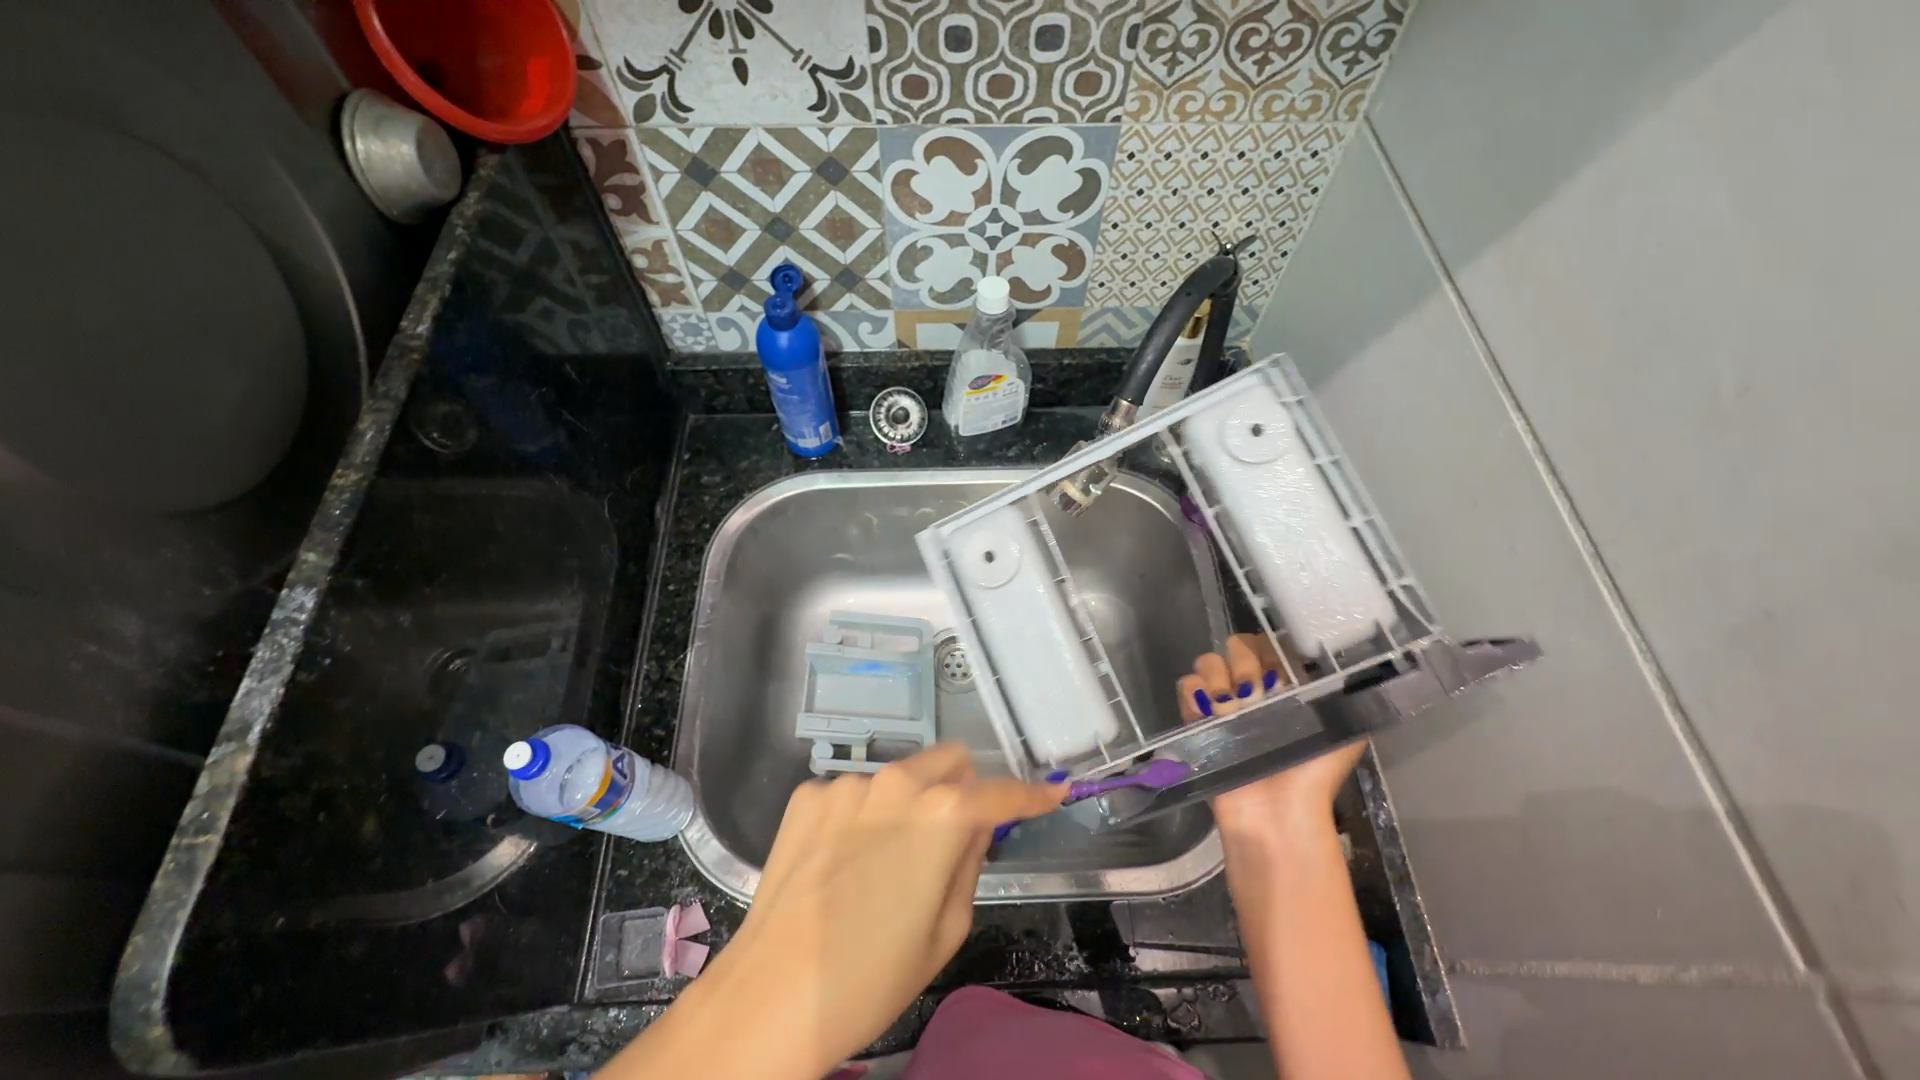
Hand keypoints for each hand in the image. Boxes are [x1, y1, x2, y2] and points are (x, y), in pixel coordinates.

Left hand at [663, 742, 1064, 1078]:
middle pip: (948, 762)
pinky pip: (853, 795)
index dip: (1032, 796)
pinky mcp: (805, 798)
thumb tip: (976, 828)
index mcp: (941, 815)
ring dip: (910, 803)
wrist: (771, 998)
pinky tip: (845, 863)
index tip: (1053, 794)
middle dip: (965, 788)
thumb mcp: (947, 930)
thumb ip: (971, 863)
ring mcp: (844, 786)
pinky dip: (864, 816)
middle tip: (959, 836)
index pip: (1001, 794)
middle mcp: (894, 783)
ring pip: (899, 778)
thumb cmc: (873, 978)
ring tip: (890, 863)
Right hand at [1177, 633, 1365, 839]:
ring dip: (1217, 678)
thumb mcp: (1342, 730)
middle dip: (1243, 664)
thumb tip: (1326, 662)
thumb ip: (1339, 694)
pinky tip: (1207, 712)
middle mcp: (1254, 688)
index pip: (1272, 643)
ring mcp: (1223, 703)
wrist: (1276, 813)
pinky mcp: (1197, 720)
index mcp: (1289, 686)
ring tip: (1229, 708)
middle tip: (1253, 695)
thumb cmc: (1312, 773)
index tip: (1278, 674)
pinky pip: (1186, 686)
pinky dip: (1193, 693)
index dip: (1271, 650)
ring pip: (1208, 661)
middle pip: (1236, 645)